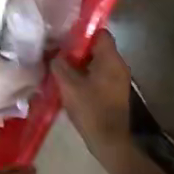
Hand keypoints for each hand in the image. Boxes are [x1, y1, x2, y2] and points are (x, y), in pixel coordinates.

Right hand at [51, 30, 135, 162]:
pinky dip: (87, 75)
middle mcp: (119, 65)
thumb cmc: (90, 109)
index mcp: (111, 59)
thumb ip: (59, 65)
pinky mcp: (116, 91)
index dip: (82, 32)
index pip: (100, 33)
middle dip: (78, 49)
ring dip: (81, 64)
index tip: (65, 37)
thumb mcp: (69, 86)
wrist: (109, 141)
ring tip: (62, 68)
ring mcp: (119, 79)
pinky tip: (71, 84)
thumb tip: (54, 54)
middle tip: (59, 53)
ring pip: (98, 62)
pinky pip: (101, 75)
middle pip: (98, 48)